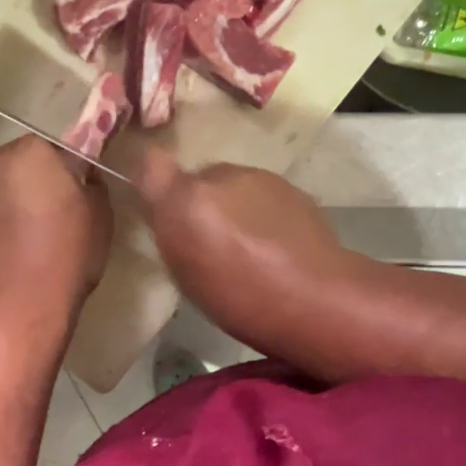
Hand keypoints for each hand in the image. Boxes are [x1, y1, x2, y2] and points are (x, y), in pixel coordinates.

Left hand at [0, 135, 112, 324]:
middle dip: (41, 179)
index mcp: (32, 151)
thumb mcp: (101, 213)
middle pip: (26, 161)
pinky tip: (18, 245)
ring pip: (6, 185)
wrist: (22, 304)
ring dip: (20, 198)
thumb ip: (92, 182)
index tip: (80, 193)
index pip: (59, 147)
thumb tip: (82, 175)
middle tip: (59, 213)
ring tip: (37, 234)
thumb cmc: (68, 254)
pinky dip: (4, 218)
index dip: (72, 169)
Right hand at [137, 147, 374, 341]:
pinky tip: (273, 245)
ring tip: (247, 248)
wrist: (313, 297)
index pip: (152, 165)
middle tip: (210, 242)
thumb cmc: (239, 300)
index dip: (155, 183)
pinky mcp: (289, 185)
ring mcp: (257, 177)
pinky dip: (260, 212)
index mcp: (184, 200)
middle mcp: (218, 176)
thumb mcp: (185, 276)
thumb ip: (171, 233)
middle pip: (197, 179)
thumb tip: (164, 210)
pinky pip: (261, 194)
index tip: (161, 209)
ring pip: (232, 185)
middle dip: (199, 202)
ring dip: (232, 206)